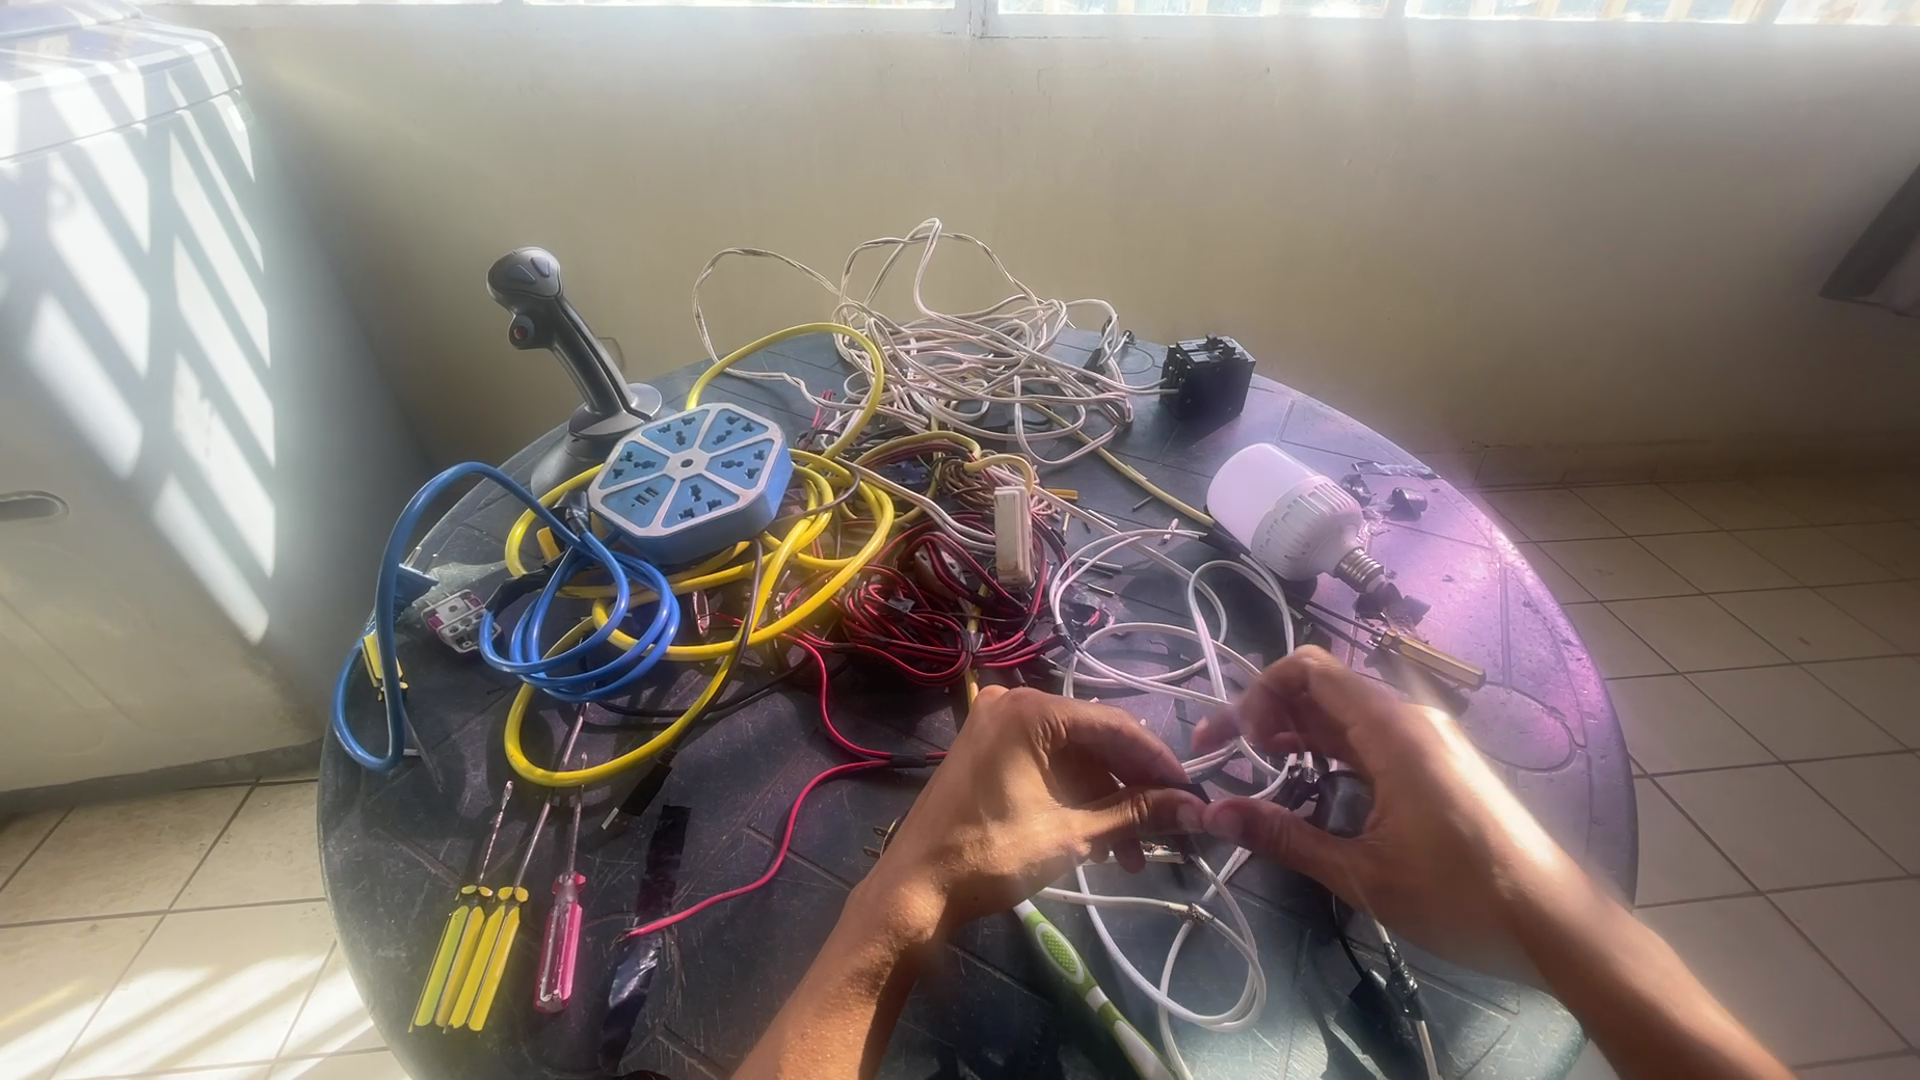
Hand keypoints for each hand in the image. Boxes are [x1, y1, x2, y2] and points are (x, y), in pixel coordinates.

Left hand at [867, 686, 1207, 930]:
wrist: (915, 886)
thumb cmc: (993, 854)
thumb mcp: (1074, 833)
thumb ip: (1136, 813)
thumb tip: (1195, 808)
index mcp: (1032, 710)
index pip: (1115, 725)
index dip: (1158, 762)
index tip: (1192, 794)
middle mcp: (1012, 702)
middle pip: (1093, 739)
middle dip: (1131, 787)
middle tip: (1167, 829)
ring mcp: (993, 723)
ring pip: (1069, 754)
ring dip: (1103, 799)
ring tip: (1131, 853)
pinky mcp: (985, 747)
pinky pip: (1043, 760)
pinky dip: (1071, 793)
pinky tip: (1097, 835)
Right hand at [1191, 647, 1587, 975]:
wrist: (1566, 931)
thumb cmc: (1465, 898)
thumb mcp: (1362, 873)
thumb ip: (1282, 836)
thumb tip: (1212, 815)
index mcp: (1392, 729)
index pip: (1308, 668)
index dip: (1259, 693)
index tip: (1240, 744)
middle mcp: (1407, 718)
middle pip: (1318, 685)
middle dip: (1262, 709)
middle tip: (1223, 750)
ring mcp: (1424, 737)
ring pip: (1340, 710)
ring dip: (1291, 728)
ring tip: (1255, 762)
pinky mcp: (1432, 760)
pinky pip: (1364, 733)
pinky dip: (1323, 745)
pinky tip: (1304, 775)